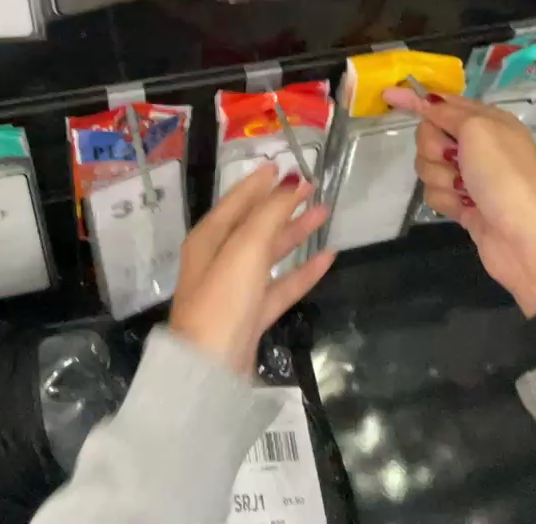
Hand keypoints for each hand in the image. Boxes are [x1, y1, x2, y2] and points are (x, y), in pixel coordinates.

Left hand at [169, 166, 335, 373]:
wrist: (210, 370)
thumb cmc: (223, 299)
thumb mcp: (246, 248)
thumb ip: (270, 214)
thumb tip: (289, 181)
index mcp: (209, 238)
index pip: (236, 201)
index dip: (258, 183)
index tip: (280, 165)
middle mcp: (220, 258)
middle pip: (255, 224)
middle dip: (282, 204)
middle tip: (311, 187)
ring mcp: (236, 288)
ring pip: (270, 252)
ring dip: (295, 232)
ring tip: (324, 214)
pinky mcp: (252, 315)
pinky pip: (281, 285)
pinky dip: (302, 271)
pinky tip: (326, 258)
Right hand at [381, 88, 535, 315]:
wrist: (526, 240)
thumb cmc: (506, 176)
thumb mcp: (478, 130)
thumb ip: (447, 112)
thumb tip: (426, 100)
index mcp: (488, 121)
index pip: (444, 103)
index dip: (417, 100)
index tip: (388, 95)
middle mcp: (479, 146)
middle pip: (429, 135)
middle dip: (433, 148)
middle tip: (453, 159)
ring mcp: (470, 176)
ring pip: (427, 165)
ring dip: (441, 177)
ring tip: (464, 191)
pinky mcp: (462, 203)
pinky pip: (434, 192)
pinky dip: (446, 200)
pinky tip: (464, 208)